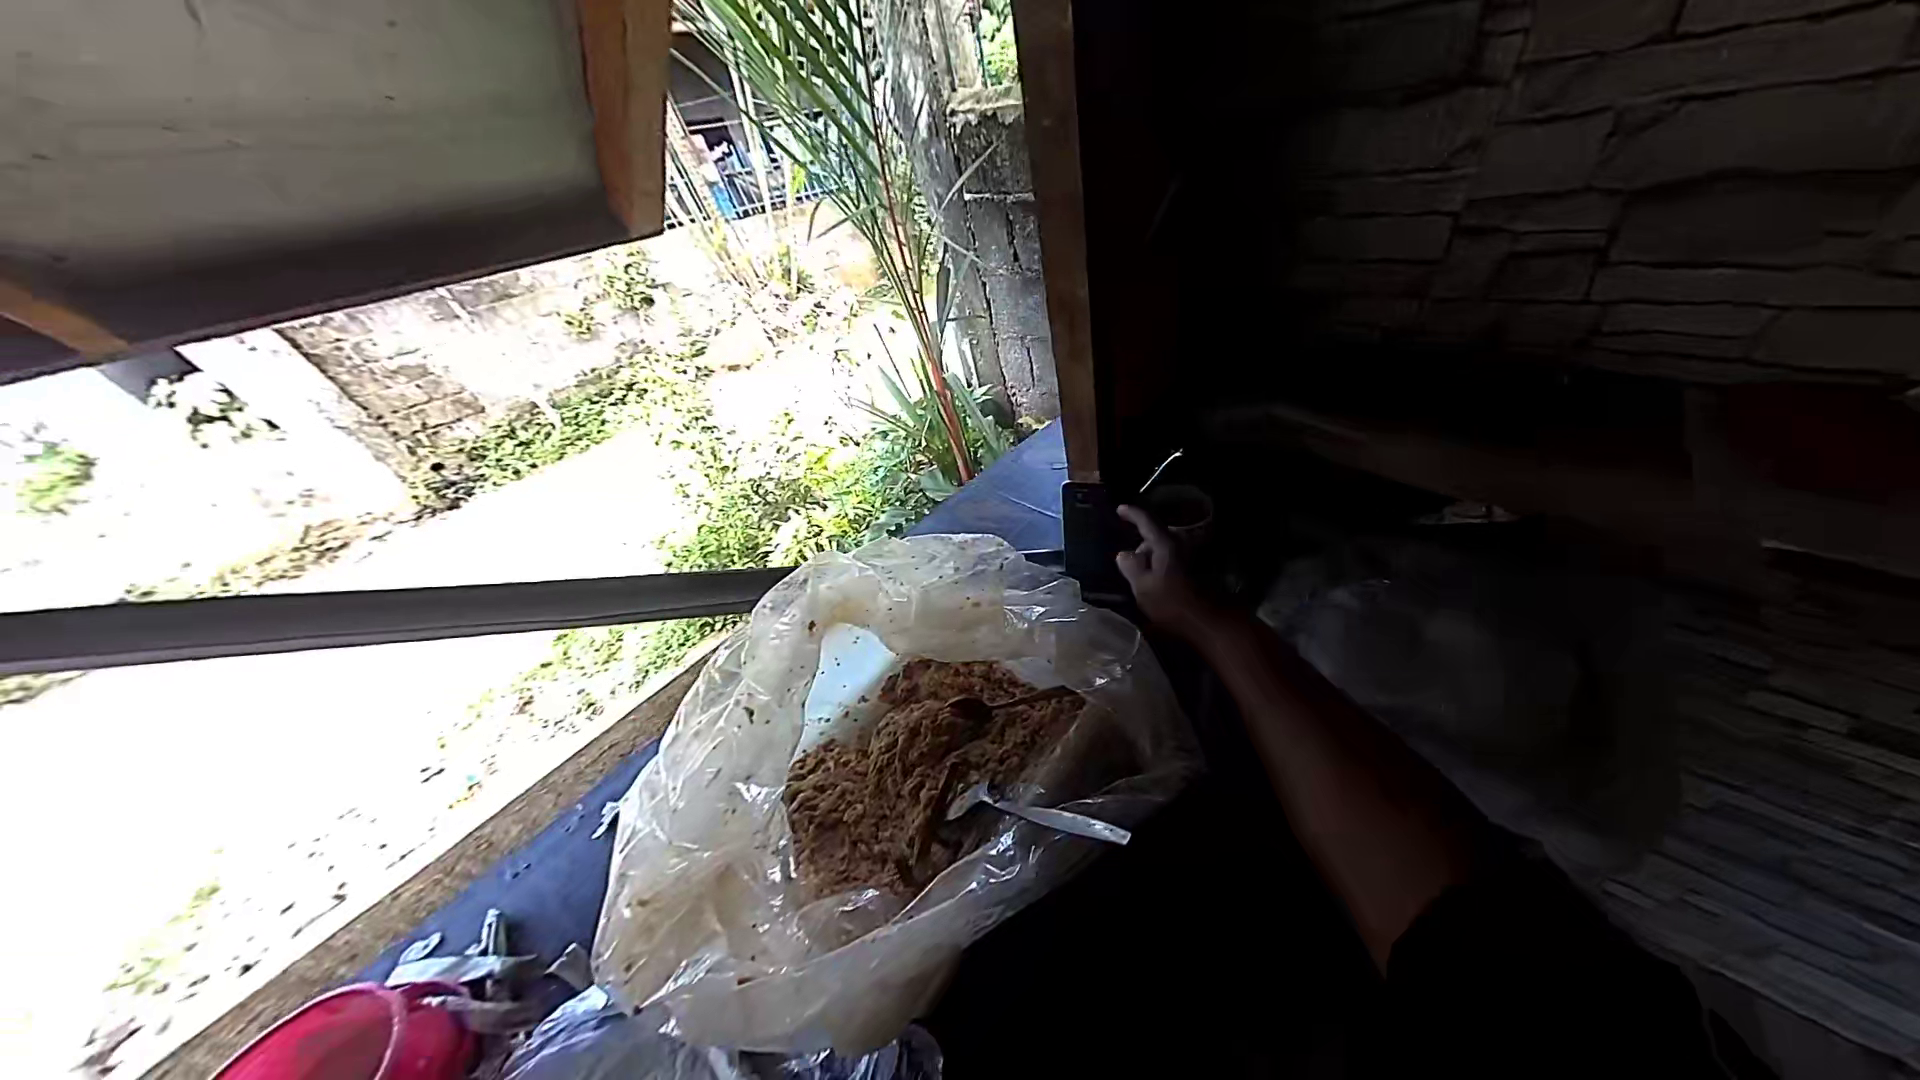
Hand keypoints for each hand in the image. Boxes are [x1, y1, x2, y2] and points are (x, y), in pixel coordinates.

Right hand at [1114, 505, 1224, 640]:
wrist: (1208, 622)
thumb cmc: (1172, 603)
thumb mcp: (1142, 586)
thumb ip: (1130, 567)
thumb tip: (1124, 553)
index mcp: (1165, 544)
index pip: (1146, 520)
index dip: (1131, 513)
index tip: (1120, 509)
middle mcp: (1180, 545)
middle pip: (1156, 536)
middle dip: (1142, 543)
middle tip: (1129, 560)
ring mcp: (1191, 557)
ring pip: (1165, 550)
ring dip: (1152, 557)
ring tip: (1141, 575)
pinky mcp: (1196, 571)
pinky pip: (1172, 561)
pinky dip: (1161, 566)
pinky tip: (1156, 582)